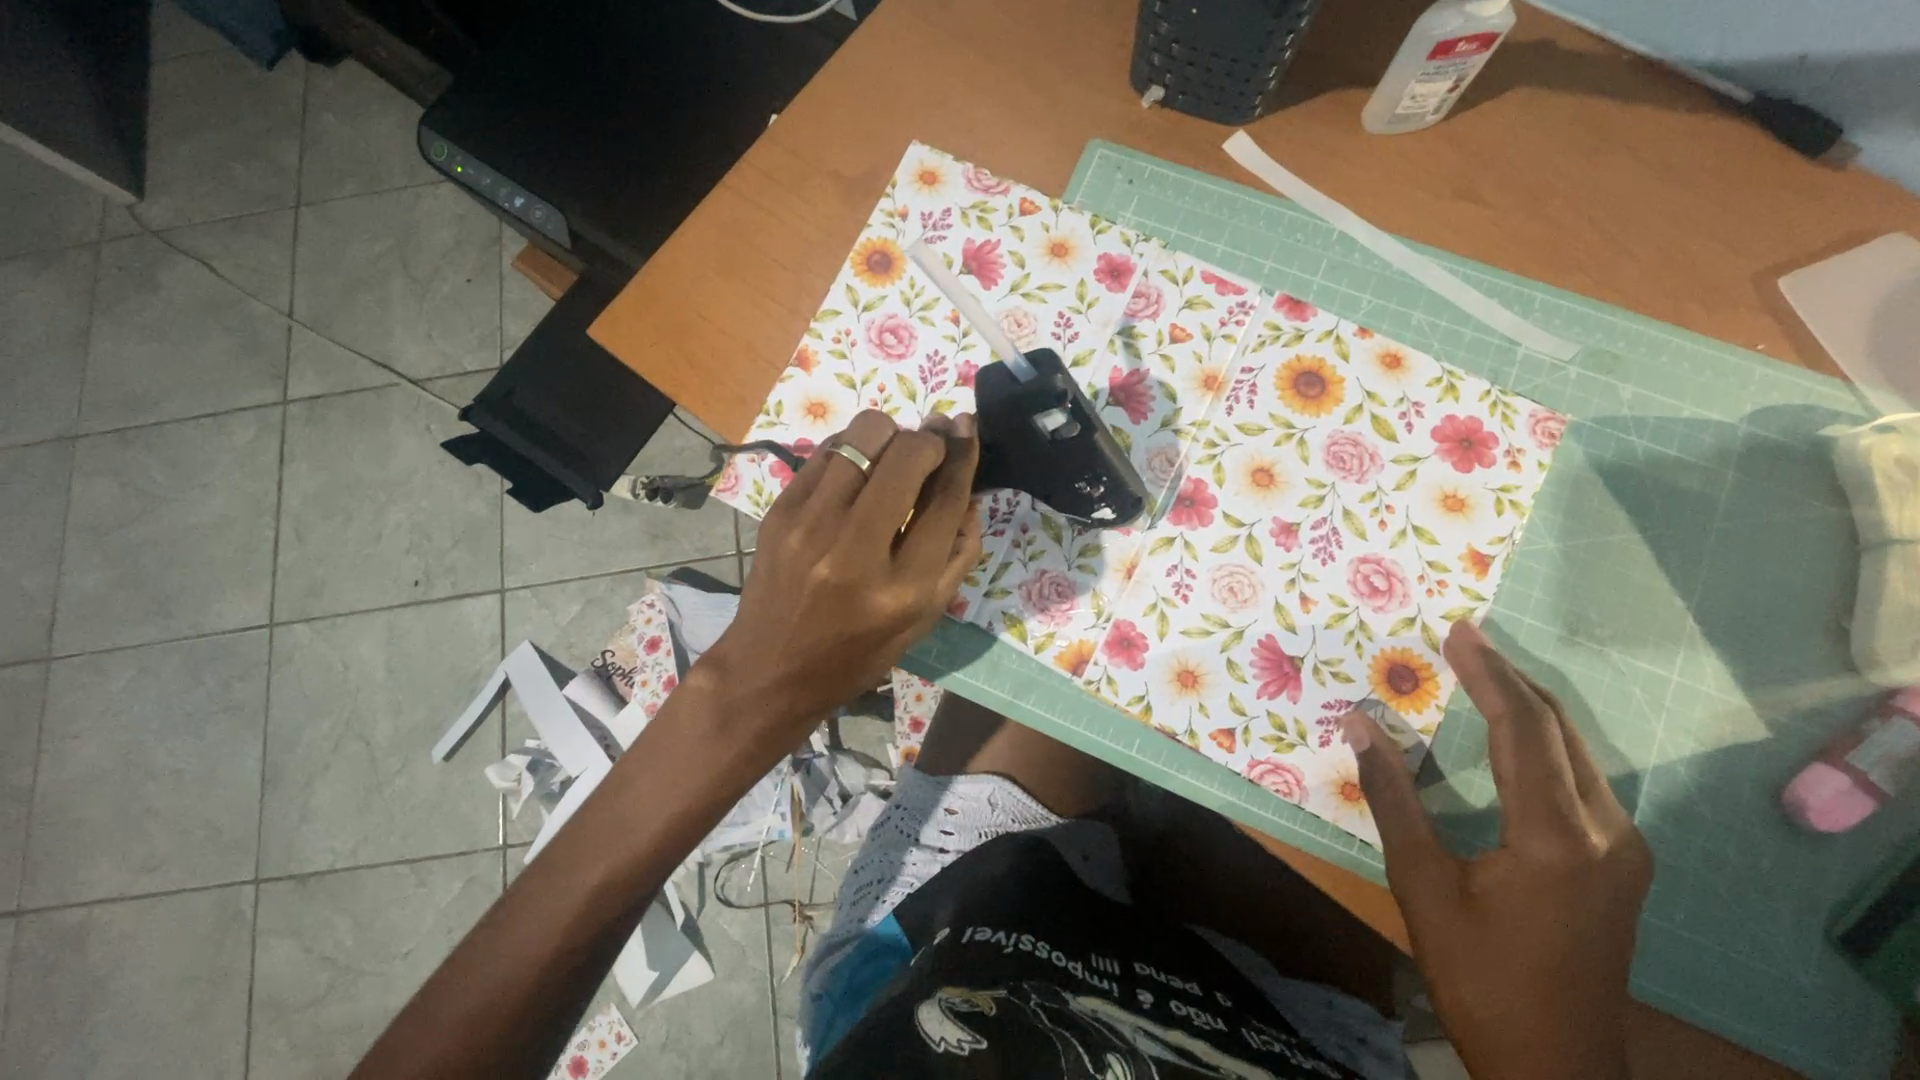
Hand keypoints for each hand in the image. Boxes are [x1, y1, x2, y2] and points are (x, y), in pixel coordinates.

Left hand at [706, 409, 981, 738]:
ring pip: (863, 436)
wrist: (772, 669)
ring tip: (891, 457)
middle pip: (907, 456)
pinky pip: (827, 450)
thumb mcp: (924, 618)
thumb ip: (958, 554)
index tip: (966, 429)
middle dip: (928, 440)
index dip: (963, 455)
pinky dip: (851, 449)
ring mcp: (811, 526)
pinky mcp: (780, 511)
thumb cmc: (859, 652)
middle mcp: (856, 551)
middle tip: (930, 448)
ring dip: (889, 435)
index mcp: (903, 588)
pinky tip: (857, 469)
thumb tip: (969, 490)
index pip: (945, 500)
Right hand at [1343, 620, 1651, 1079]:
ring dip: (1529, 709)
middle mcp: (1607, 830)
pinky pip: (1583, 780)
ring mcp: (1625, 848)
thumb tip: (1359, 725)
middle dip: (1511, 679)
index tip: (1458, 630)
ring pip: (1578, 752)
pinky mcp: (1623, 863)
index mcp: (1556, 835)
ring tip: (1481, 674)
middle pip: (1560, 730)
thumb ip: (1392, 797)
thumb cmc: (1476, 975)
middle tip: (1465, 641)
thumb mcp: (1420, 885)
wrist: (1554, 1061)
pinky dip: (1543, 744)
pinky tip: (1512, 738)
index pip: (1522, 728)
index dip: (1487, 674)